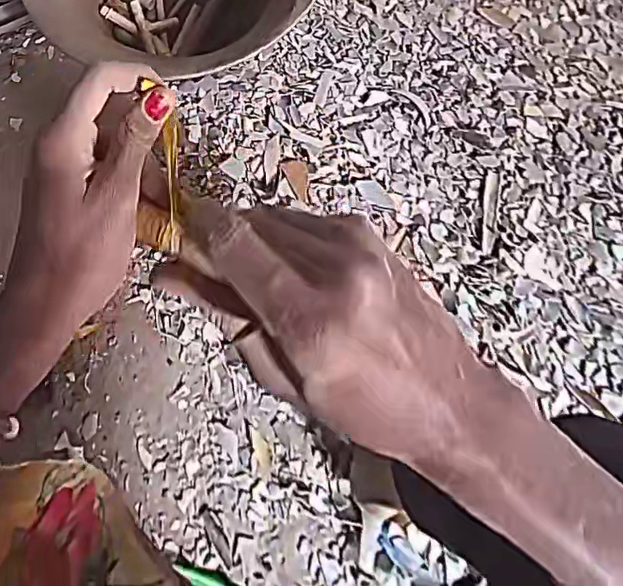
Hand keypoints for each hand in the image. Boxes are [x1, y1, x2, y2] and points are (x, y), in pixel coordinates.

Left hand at [0, 63, 172, 415]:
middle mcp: (54, 140)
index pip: (98, 78)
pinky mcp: (62, 180)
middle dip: (141, 123)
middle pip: (102, 105)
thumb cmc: (80, 258)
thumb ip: (137, 141)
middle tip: (169, 156)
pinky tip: (140, 202)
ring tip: (156, 193)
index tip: (169, 96)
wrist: (43, 307)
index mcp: (62, 137)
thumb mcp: (118, 196)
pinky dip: (123, 172)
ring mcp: (56, 160)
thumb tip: (159, 95)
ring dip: (136, 154)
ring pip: (105, 134)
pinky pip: (97, 158)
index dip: (136, 77)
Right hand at [153, 203, 515, 470]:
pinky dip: (282, 236)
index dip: (195, 233)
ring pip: (270, 214)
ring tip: (264, 278)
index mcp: (313, 317)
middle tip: (215, 270)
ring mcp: (356, 243)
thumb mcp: (282, 377)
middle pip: (246, 220)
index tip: (179, 238)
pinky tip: (294, 268)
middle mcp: (336, 268)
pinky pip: (298, 217)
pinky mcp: (364, 231)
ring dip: (252, 238)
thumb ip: (223, 316)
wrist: (452, 400)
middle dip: (220, 239)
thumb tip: (170, 276)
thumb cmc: (366, 407)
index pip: (233, 242)